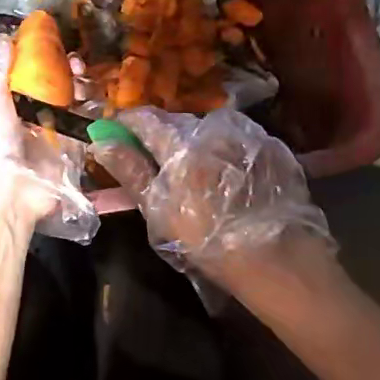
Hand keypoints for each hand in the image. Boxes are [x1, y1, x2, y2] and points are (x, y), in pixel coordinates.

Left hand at [0, 34, 97, 240]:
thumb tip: (6, 38)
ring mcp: (55, 126)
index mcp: (9, 100)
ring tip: (83, 76)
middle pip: (55, 79)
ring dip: (81, 80)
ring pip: (74, 94)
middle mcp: (32, 110)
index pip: (28, 70)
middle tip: (74, 61)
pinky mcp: (73, 142)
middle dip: (66, 65)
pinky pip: (87, 117)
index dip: (40, 54)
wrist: (13, 189)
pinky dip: (93, 102)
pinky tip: (93, 94)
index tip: (52, 40)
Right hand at [89, 108, 334, 289]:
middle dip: (160, 136)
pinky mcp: (272, 148)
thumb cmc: (206, 240)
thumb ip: (130, 170)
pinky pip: (236, 140)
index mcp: (181, 143)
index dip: (126, 124)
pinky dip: (223, 152)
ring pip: (207, 130)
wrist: (278, 260)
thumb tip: (100, 142)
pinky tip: (227, 179)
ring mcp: (247, 134)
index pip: (144, 118)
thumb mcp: (158, 210)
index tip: (115, 135)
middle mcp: (214, 128)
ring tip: (195, 175)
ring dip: (194, 144)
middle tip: (154, 162)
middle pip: (177, 122)